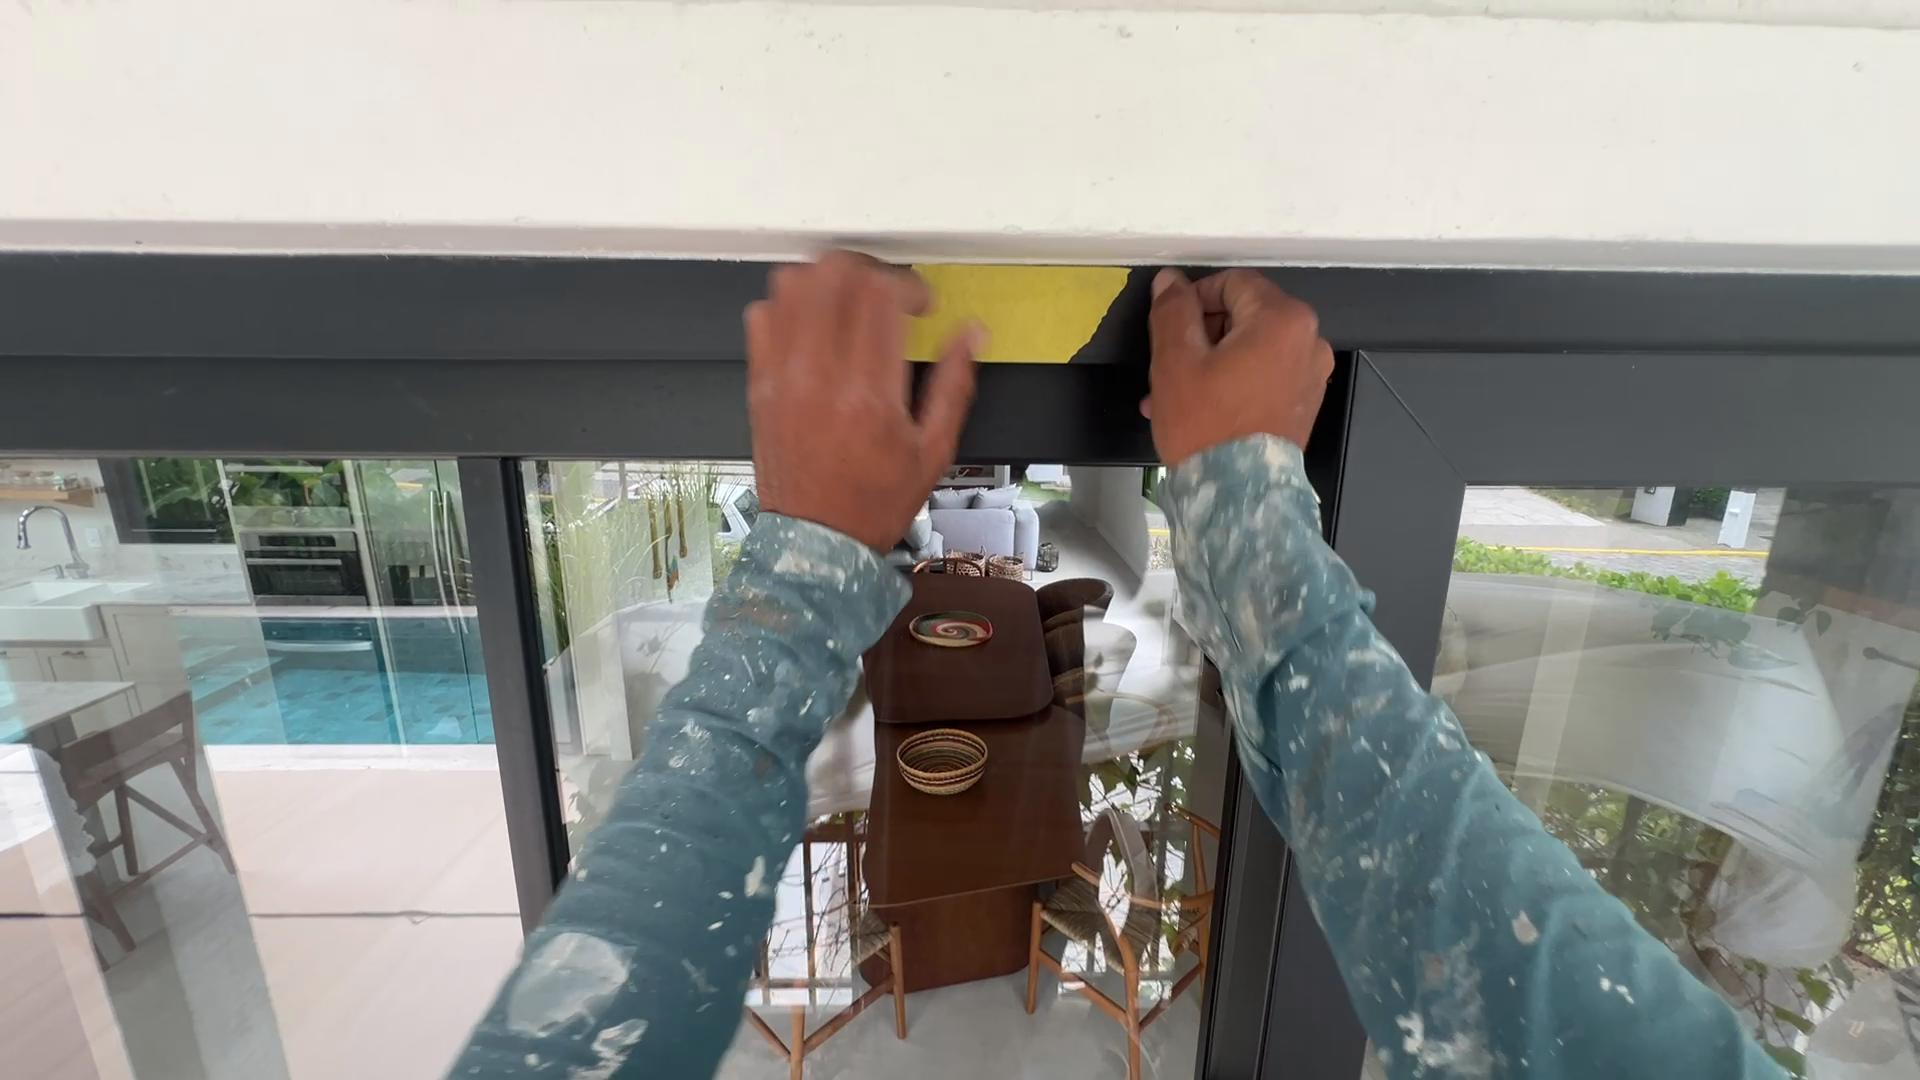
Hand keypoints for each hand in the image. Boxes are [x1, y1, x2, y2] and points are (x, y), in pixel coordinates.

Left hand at [744, 251, 982, 550]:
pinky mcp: (760, 384)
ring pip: (793, 284)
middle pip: (834, 274)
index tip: (921, 304)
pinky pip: (762, 315)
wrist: (817, 541)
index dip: (908, 285)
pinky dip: (788, 305)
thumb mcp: (934, 452)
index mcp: (869, 393)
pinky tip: (813, 326)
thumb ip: (954, 385)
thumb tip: (971, 335)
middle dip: (870, 269)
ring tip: (850, 303)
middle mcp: (819, 376)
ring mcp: (782, 377)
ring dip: (828, 280)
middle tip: (888, 292)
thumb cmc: (874, 503)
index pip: (881, 295)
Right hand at [1142, 269, 1333, 465]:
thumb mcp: (1175, 361)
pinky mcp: (1303, 403)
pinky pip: (1262, 377)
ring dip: (1209, 363)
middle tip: (1166, 365)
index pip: (1232, 283)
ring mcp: (1310, 375)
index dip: (1194, 298)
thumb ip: (1172, 311)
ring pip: (1249, 350)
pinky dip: (1231, 383)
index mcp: (1282, 319)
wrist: (1237, 492)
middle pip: (1244, 316)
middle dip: (1200, 335)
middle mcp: (1308, 341)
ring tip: (1172, 393)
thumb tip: (1171, 282)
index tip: (1168, 325)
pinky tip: (1197, 407)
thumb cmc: (1206, 427)